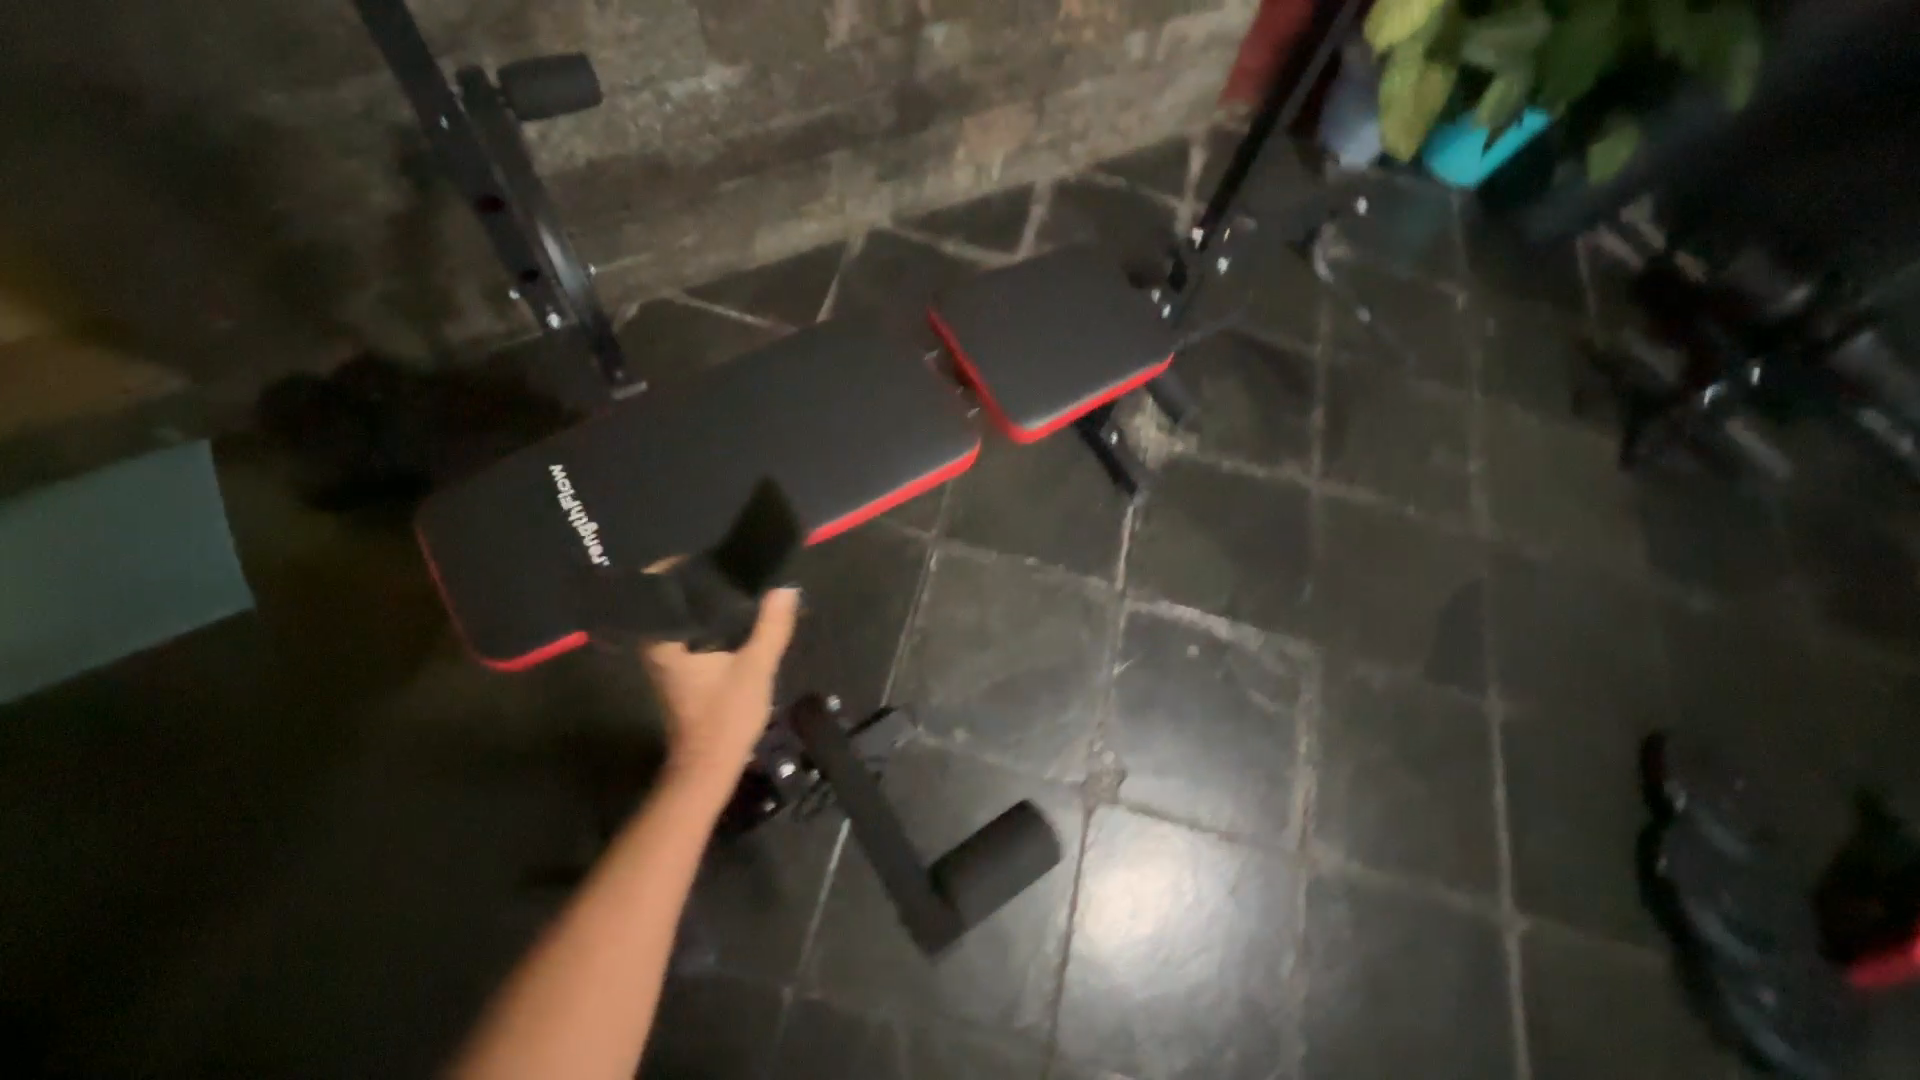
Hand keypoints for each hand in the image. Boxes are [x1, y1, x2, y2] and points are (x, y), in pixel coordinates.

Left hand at [639, 587, 800, 786]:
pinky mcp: (680, 673)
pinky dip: (709, 625)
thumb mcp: (756, 667)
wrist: (709, 766)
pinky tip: (736, 621)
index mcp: (664, 639)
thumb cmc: (725, 715)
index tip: (709, 558)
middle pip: (672, 601)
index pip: (659, 588)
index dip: (680, 567)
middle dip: (698, 585)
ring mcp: (666, 661)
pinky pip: (691, 636)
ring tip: (737, 589)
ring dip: (705, 607)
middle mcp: (657, 646)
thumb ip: (771, 626)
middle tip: (731, 569)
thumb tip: (785, 589)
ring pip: (683, 620)